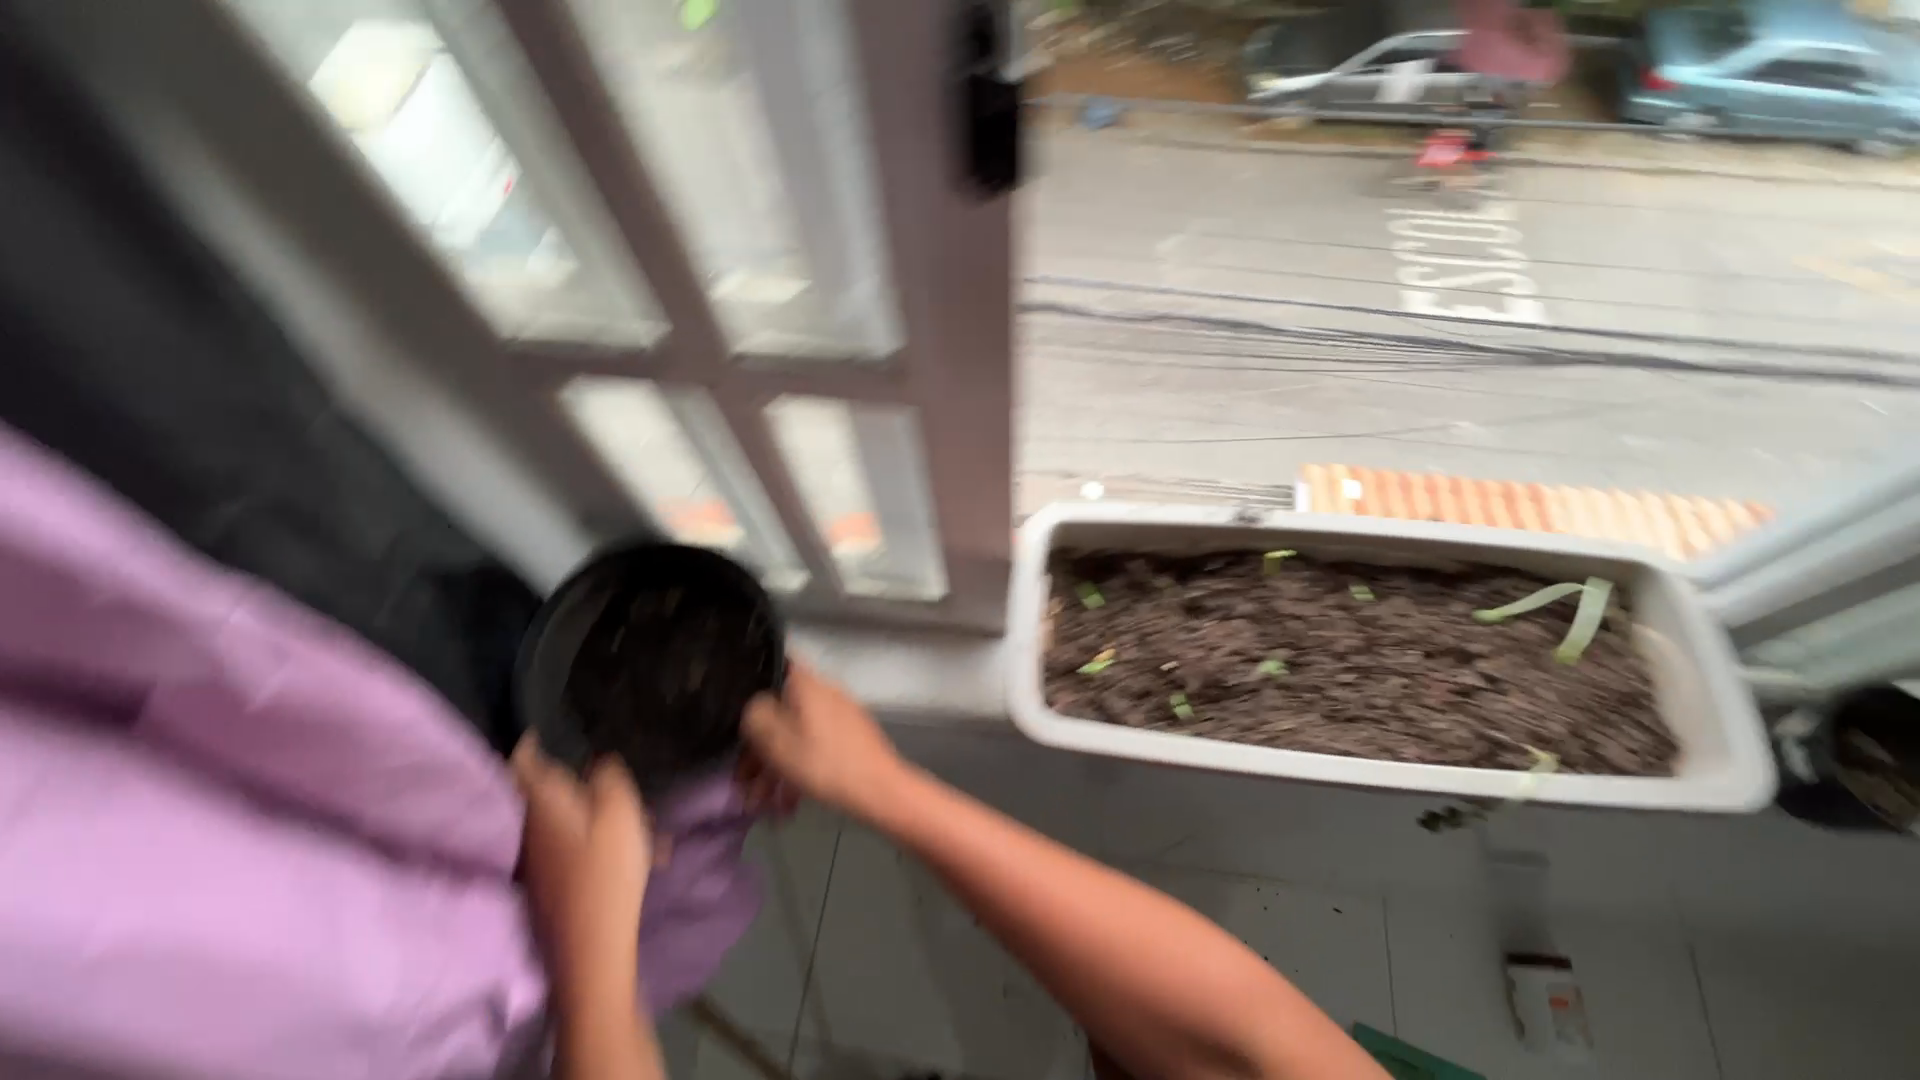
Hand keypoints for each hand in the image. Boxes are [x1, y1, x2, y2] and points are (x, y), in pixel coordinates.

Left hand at [513, 737, 651, 1004]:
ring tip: (640, 824)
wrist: (591, 949)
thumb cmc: (607, 871)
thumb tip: (596, 760)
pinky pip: (574, 846)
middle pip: (548, 792)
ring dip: (595, 813)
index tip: (537, 727)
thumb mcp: (621, 812)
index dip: (528, 743)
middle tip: (608, 775)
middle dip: (576, 780)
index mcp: (543, 805)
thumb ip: (609, 777)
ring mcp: (538, 859)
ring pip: (566, 821)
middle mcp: (531, 828)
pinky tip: (634, 855)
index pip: (523, 763)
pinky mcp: (551, 883)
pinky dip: (598, 841)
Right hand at [742, 662, 905, 818]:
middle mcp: (826, 694)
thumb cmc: (824, 763)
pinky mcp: (849, 740)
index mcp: (808, 684)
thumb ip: (755, 714)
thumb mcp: (776, 739)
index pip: (778, 662)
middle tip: (743, 778)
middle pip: (782, 711)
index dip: (754, 679)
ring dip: (775, 767)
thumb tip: (753, 705)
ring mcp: (840, 717)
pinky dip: (798, 770)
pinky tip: (786, 803)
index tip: (739, 708)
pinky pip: (814, 749)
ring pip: (796, 735)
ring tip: (760, 802)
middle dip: (759, 746)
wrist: (879, 791)